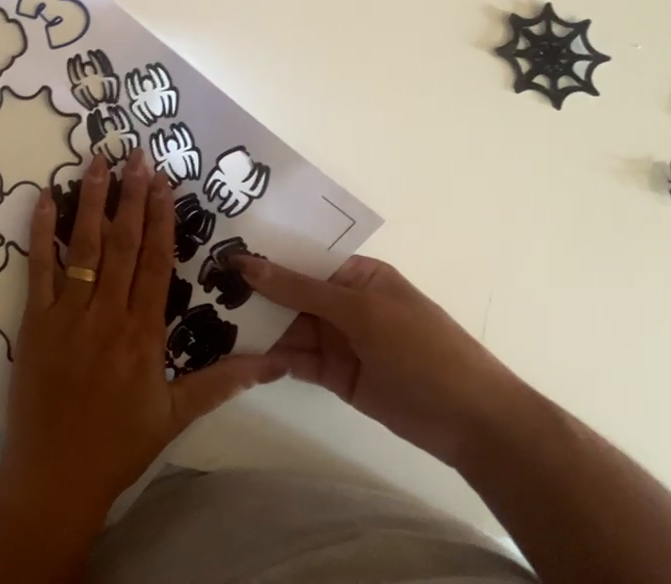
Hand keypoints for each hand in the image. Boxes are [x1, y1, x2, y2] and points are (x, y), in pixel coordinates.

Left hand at [0, 153, 284, 517]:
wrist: (56, 472)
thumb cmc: (118, 444)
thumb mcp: (176, 415)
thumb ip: (222, 382)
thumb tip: (274, 363)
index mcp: (144, 334)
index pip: (156, 263)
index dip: (160, 218)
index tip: (163, 182)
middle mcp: (107, 314)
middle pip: (123, 244)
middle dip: (131, 196)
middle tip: (136, 154)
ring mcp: (67, 314)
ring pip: (84, 247)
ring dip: (91, 202)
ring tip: (97, 162)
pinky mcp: (33, 320)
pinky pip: (38, 268)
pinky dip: (41, 231)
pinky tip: (44, 198)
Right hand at [233, 253, 535, 468]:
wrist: (474, 424)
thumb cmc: (423, 350)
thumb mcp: (362, 311)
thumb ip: (300, 288)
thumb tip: (244, 263)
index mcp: (357, 274)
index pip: (300, 255)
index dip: (261, 252)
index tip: (214, 246)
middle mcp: (342, 301)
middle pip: (286, 290)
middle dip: (249, 288)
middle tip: (197, 282)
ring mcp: (335, 338)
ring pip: (283, 325)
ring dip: (252, 322)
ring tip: (203, 316)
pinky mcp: (330, 373)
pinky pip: (290, 357)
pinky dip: (266, 355)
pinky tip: (232, 350)